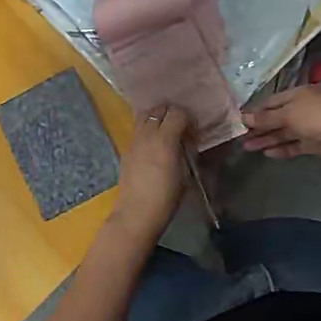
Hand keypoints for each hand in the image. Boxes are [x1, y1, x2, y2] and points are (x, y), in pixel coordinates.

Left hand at [110, 105, 189, 238]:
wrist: (137, 212)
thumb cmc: (167, 197)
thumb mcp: (186, 174)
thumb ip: (187, 151)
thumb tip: (188, 141)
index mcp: (164, 140)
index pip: (177, 113)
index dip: (188, 118)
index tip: (193, 131)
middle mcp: (146, 135)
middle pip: (158, 109)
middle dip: (171, 113)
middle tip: (181, 127)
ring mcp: (133, 141)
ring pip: (144, 116)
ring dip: (157, 118)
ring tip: (166, 132)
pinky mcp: (126, 149)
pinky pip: (137, 130)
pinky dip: (147, 129)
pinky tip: (153, 145)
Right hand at [240, 87, 320, 163]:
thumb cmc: (316, 117)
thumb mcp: (287, 114)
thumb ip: (264, 118)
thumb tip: (243, 117)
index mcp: (297, 95)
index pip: (271, 102)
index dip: (255, 111)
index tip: (239, 121)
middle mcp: (303, 109)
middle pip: (276, 118)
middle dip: (258, 127)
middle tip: (240, 136)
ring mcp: (310, 126)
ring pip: (283, 133)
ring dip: (266, 139)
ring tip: (248, 147)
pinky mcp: (315, 143)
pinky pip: (294, 145)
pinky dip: (281, 149)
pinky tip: (267, 154)